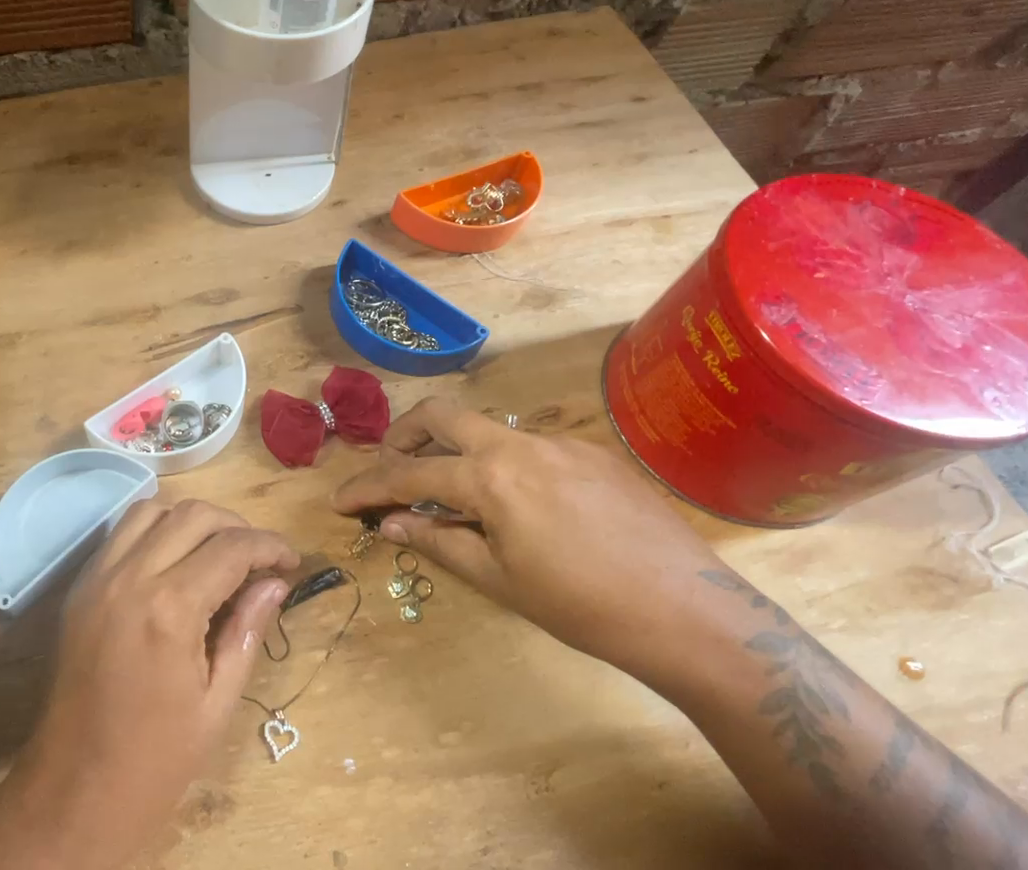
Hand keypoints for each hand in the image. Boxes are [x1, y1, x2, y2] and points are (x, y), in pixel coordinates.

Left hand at [0, 499, 296, 869]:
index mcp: (170, 609)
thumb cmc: (157, 758)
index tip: (292, 561)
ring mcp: (97, 577)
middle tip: (260, 560)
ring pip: (152, 510)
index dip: (271, 546)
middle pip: (193, 514)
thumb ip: (247, 630)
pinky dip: (155, 530)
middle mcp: (130, 577)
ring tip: (218, 554)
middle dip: (236, 527)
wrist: (76, 786)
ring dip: (192, 521)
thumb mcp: (218, 702)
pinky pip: (120, 533)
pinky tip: (176, 562)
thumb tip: (276, 581)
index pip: (232, 547)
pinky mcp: (79, 586)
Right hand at [332, 397, 726, 679]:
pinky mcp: (594, 453)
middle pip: (441, 415)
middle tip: (390, 469)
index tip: (339, 501)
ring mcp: (561, 443)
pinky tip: (517, 504)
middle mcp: (520, 444)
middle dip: (402, 436)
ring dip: (453, 447)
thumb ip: (438, 541)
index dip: (367, 487)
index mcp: (490, 477)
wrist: (687, 612)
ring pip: (487, 426)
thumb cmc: (581, 606)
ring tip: (450, 490)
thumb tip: (390, 523)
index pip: (408, 474)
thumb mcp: (498, 579)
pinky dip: (501, 462)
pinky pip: (530, 445)